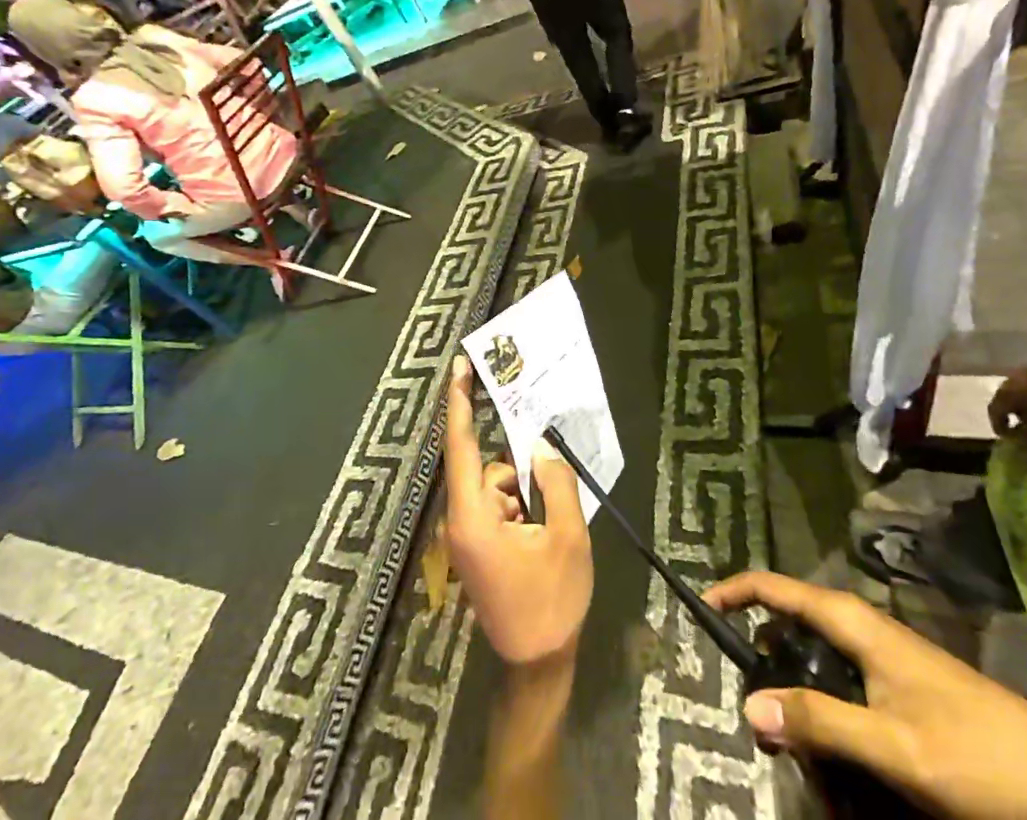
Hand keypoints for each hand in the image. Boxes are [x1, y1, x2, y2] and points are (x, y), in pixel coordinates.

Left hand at [444, 355, 592, 666]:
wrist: (537, 658)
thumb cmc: (553, 599)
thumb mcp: (567, 536)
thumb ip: (555, 483)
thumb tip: (542, 447)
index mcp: (474, 518)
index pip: (461, 449)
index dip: (460, 405)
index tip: (459, 368)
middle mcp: (460, 523)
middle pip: (487, 471)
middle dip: (521, 473)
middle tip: (551, 487)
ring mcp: (467, 538)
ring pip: (496, 489)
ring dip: (525, 496)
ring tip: (551, 528)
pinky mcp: (476, 548)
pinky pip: (497, 508)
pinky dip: (521, 509)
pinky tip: (543, 535)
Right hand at [705, 573, 1026, 819]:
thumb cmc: (976, 754)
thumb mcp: (893, 745)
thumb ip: (822, 721)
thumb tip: (749, 704)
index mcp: (864, 628)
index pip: (790, 590)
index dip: (745, 589)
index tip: (704, 602)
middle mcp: (872, 634)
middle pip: (799, 620)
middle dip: (761, 645)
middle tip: (733, 691)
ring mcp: (890, 663)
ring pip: (821, 657)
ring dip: (790, 682)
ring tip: (770, 726)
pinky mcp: (902, 691)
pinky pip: (844, 686)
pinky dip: (818, 704)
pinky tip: (816, 743)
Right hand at [987, 362, 1026, 445]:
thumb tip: (1022, 444)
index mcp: (1002, 400)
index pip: (994, 417)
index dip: (1002, 430)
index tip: (1012, 440)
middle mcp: (1006, 386)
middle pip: (1005, 404)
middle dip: (1015, 417)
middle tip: (1025, 428)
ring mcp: (1022, 374)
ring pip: (1020, 394)